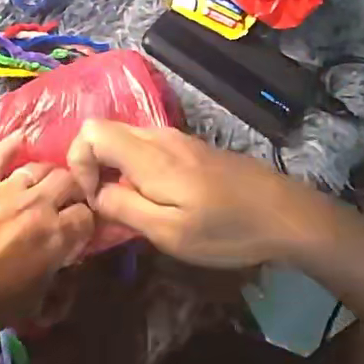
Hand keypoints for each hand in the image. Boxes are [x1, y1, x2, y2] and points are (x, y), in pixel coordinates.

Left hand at [0, 133, 94, 360]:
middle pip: (69, 183)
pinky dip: (13, 144)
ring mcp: (7, 188)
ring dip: (48, 175)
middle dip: (73, 193)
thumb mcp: (28, 307)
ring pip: (40, 167)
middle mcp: (38, 205)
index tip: (79, 232)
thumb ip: (55, 288)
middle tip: (65, 205)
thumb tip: (65, 275)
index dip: (86, 223)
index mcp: (55, 237)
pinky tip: (22, 138)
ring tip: (45, 185)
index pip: (87, 216)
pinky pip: (1, 154)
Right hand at [66, 120, 331, 268]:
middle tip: (106, 205)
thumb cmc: (226, 229)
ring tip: (130, 207)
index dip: (78, 161)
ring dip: (115, 169)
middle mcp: (158, 137)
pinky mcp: (191, 148)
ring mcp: (177, 139)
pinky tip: (156, 198)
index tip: (93, 197)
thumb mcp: (169, 232)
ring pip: (126, 139)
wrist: (285, 213)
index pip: (90, 131)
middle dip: (93, 166)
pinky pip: (147, 147)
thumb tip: (94, 195)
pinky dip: (136, 168)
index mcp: (149, 155)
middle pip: (105, 131)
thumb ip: (123, 209)